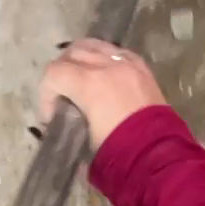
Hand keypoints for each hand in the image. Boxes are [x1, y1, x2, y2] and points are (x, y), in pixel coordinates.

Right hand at [39, 38, 167, 147]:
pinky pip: (115, 52)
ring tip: (80, 82)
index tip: (50, 118)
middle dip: (60, 74)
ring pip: (94, 45)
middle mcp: (107, 66)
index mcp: (90, 85)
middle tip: (62, 98)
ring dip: (81, 60)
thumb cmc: (119, 158)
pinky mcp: (142, 68)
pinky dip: (103, 59)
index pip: (54, 73)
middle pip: (72, 53)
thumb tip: (67, 136)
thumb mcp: (85, 152)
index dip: (45, 94)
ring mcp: (127, 64)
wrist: (159, 160)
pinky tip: (103, 77)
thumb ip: (71, 134)